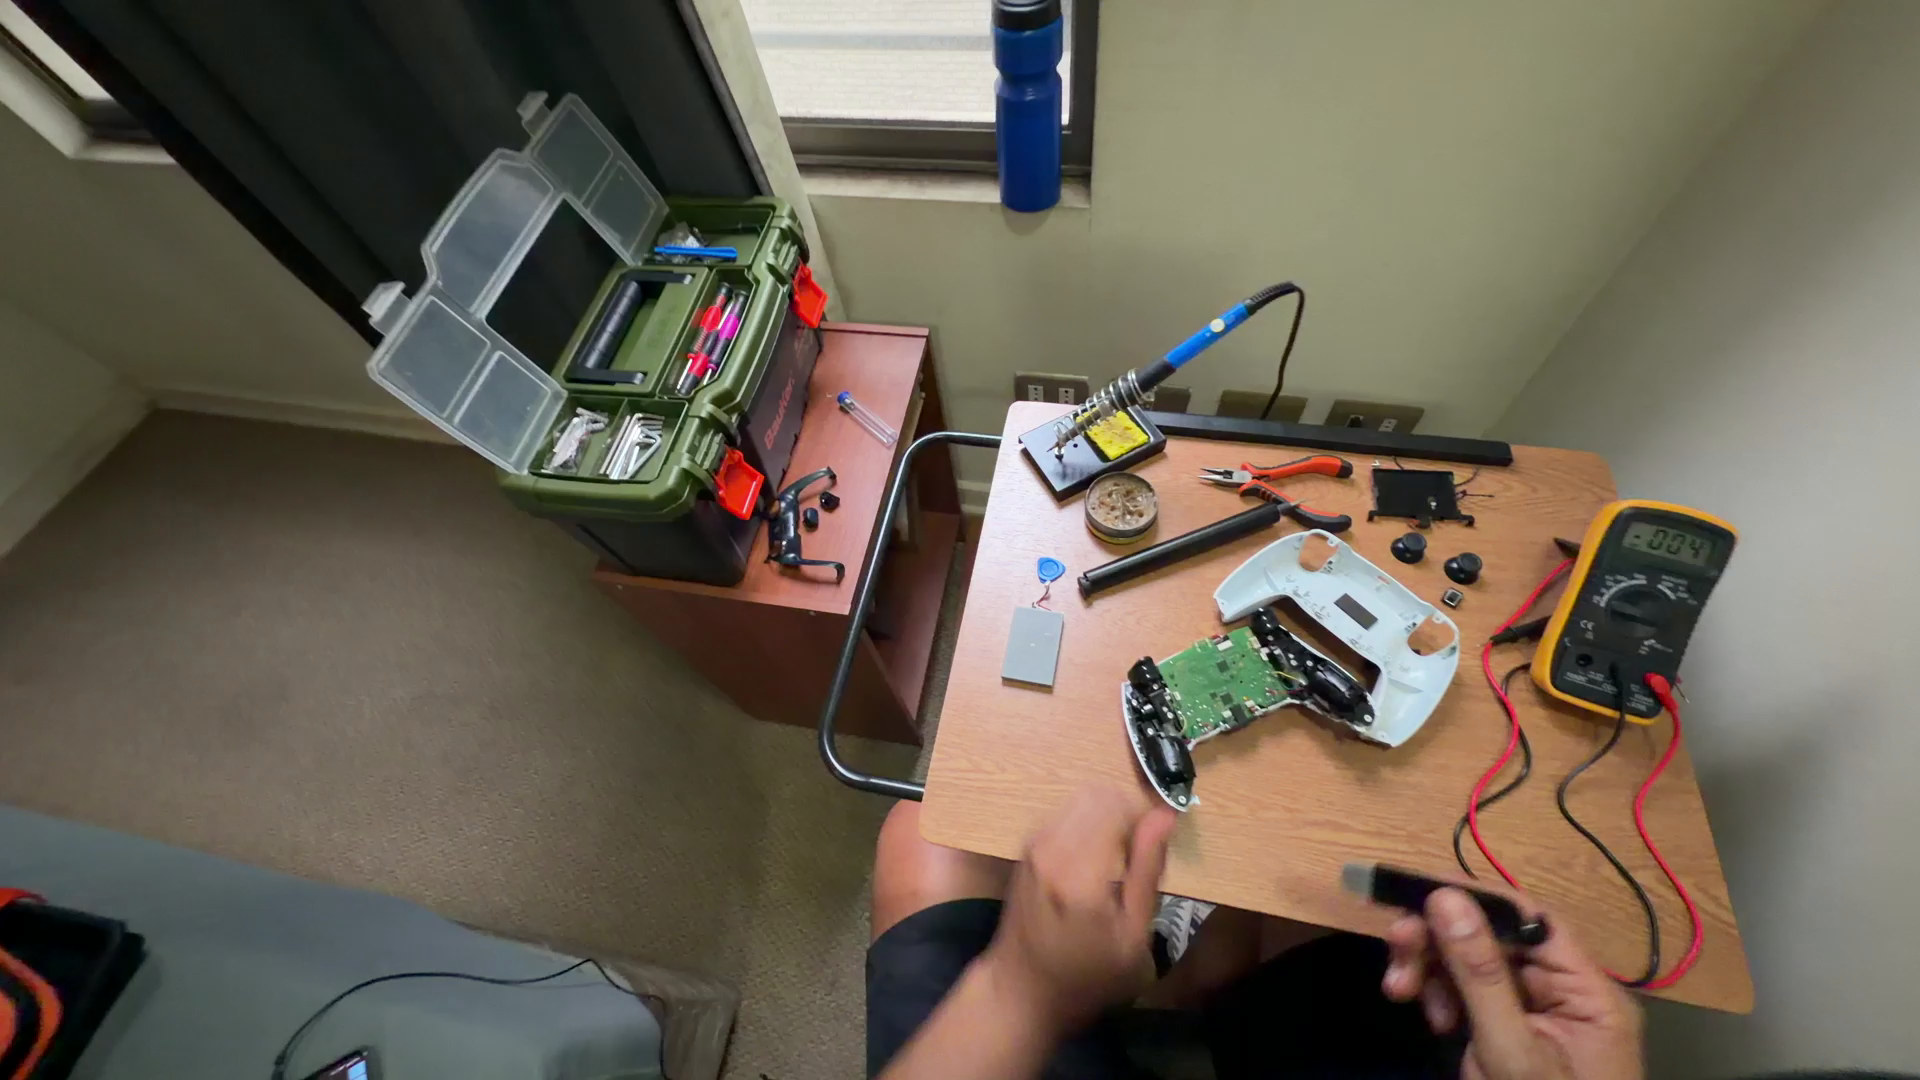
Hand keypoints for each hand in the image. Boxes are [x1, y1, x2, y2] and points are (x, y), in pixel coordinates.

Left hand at [978, 786, 1177, 1036]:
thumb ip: (1147, 870)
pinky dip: (1086, 822)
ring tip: (1118, 858)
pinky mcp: (1026, 844)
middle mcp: (1051, 846)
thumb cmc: (1086, 975)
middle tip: (1139, 852)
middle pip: (1097, 794)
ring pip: (1080, 798)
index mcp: (1080, 871)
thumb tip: (1165, 815)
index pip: (1117, 806)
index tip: (1159, 841)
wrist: (1020, 989)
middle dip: (1126, 811)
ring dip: (1106, 814)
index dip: (1145, 814)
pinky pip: (1064, 812)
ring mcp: (1033, 842)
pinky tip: (1094, 859)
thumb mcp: (1133, 937)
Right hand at [1383, 887, 1643, 1079]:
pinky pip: (1460, 984)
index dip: (1471, 894)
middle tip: (1394, 945)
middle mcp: (1561, 990)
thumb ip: (1479, 972)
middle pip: (1489, 934)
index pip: (1529, 917)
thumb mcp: (1510, 1048)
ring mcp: (1531, 1007)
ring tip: (1399, 990)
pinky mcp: (1503, 1022)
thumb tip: (1445, 895)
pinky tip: (1425, 1014)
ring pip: (1466, 955)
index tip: (1414, 888)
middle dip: (1435, 938)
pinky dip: (1433, 990)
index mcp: (1586, 992)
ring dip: (1426, 965)